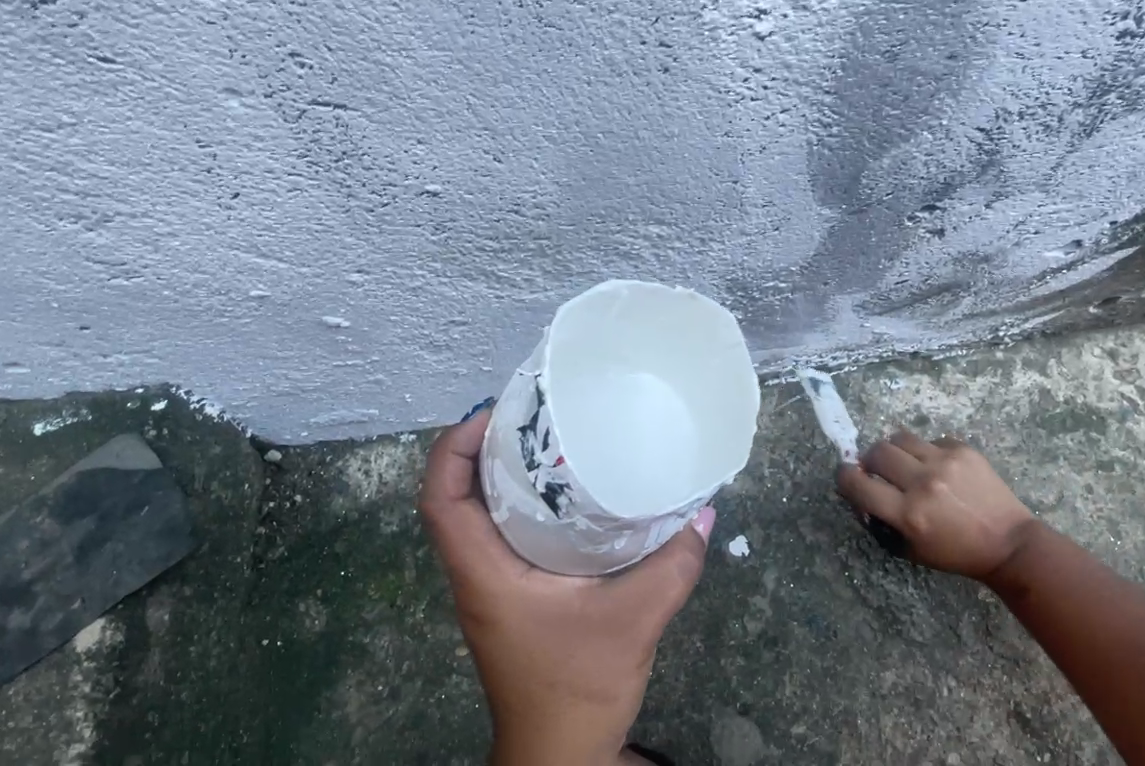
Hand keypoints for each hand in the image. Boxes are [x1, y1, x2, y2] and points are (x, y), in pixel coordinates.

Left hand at [419, 410, 715, 765]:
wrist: (561, 756)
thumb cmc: (578, 687)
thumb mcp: (633, 621)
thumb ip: (672, 565)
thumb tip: (703, 512)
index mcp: (484, 573)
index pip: (441, 498)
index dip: (454, 447)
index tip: (494, 413)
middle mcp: (476, 575)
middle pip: (454, 497)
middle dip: (480, 449)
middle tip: (530, 416)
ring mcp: (490, 589)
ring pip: (475, 516)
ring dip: (497, 475)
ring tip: (545, 441)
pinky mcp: (509, 598)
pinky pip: (499, 535)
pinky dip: (518, 505)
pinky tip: (562, 494)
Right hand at [836, 430, 1039, 580]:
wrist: (1008, 543)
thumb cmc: (956, 553)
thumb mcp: (910, 549)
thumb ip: (879, 520)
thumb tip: (858, 492)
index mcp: (908, 514)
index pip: (857, 484)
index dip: (844, 477)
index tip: (846, 477)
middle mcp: (923, 483)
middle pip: (876, 452)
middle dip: (870, 461)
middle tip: (878, 472)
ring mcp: (944, 462)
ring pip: (900, 437)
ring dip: (896, 451)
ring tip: (906, 464)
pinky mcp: (963, 449)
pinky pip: (930, 441)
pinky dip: (927, 452)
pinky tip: (939, 469)